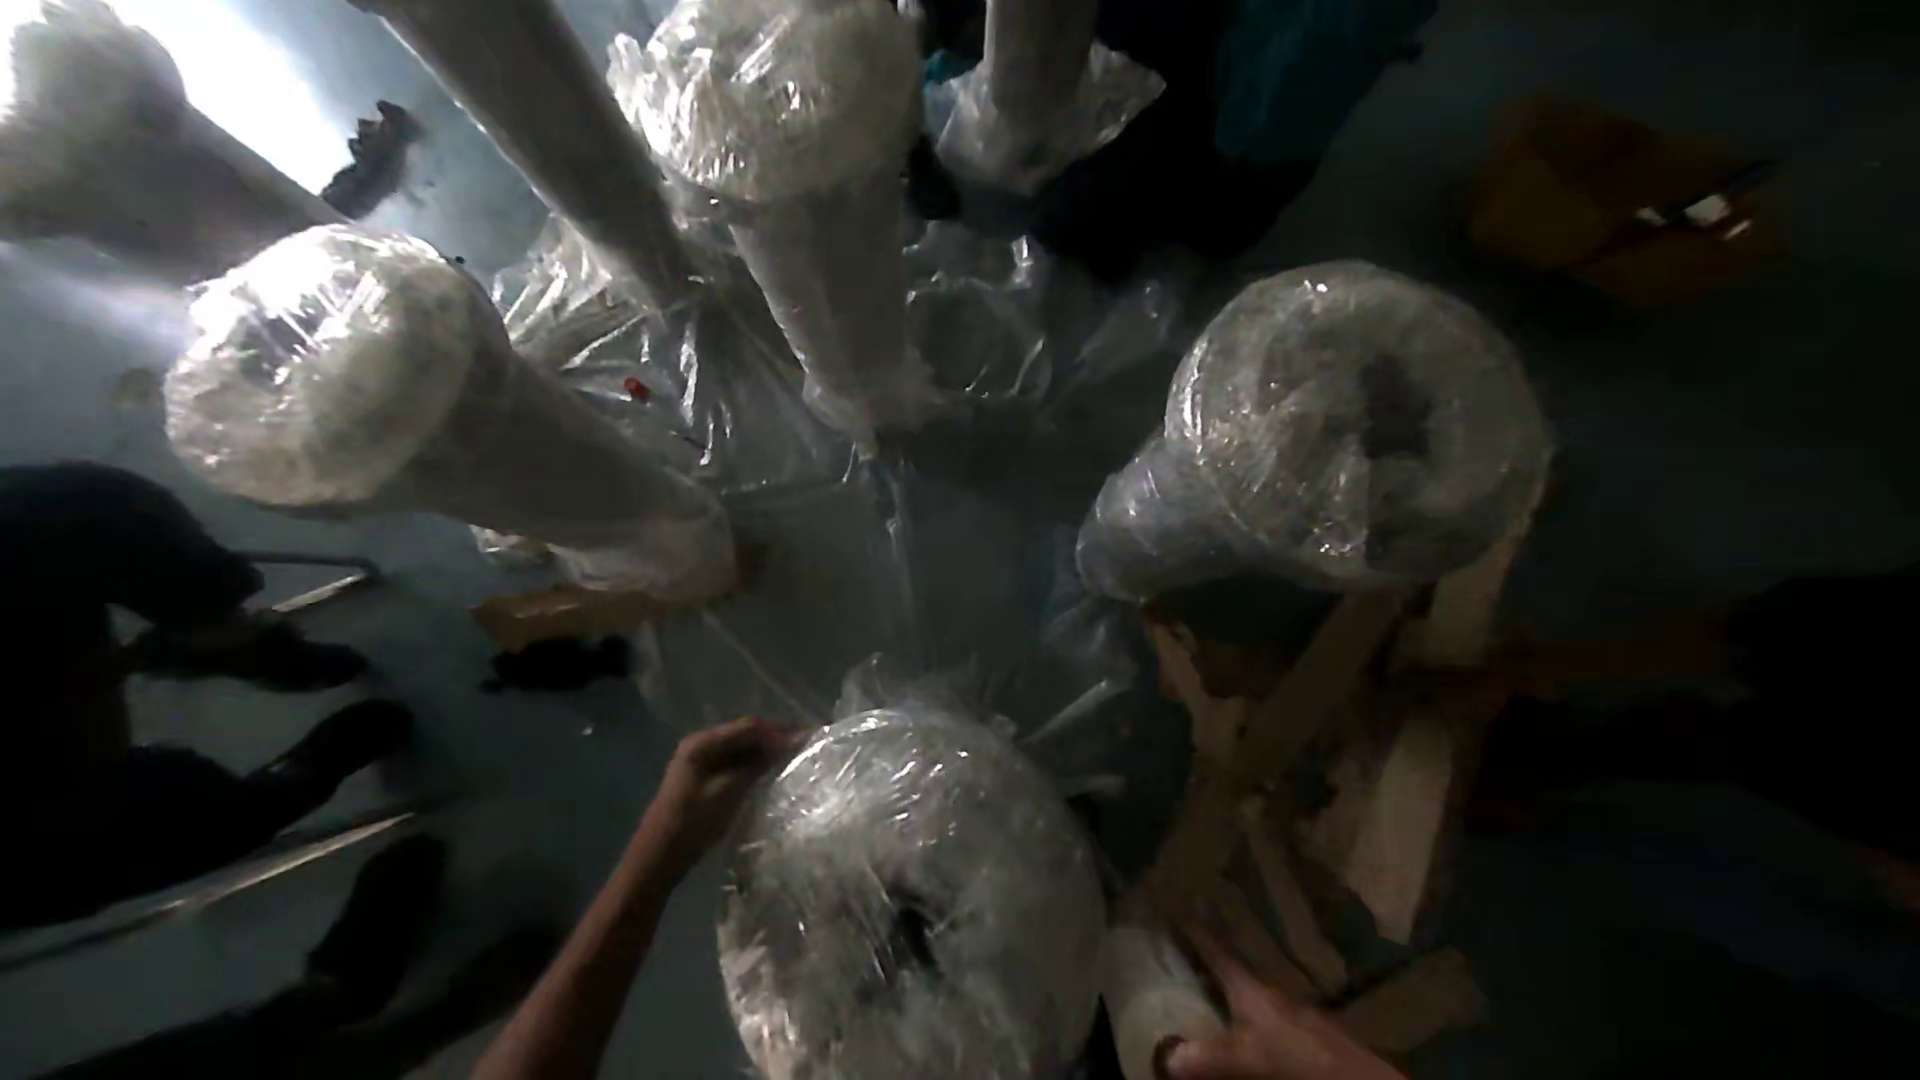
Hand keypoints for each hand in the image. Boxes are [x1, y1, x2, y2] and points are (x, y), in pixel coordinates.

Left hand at [639, 716, 801, 875]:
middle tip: (805, 744)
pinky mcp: (704, 776)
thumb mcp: (728, 791)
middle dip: (775, 737)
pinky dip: (755, 762)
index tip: (807, 737)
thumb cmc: (692, 823)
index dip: (779, 730)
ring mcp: (701, 760)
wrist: (658, 858)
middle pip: (746, 733)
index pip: (749, 727)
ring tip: (795, 755)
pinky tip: (772, 770)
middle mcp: (701, 744)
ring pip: (742, 747)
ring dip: (767, 749)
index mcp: (702, 743)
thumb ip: (757, 764)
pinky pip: (736, 761)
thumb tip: (788, 743)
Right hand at [1164, 925, 1403, 1079]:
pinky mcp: (1307, 1035)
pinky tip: (1245, 1029)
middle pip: (1232, 968)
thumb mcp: (1251, 1060)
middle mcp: (1269, 992)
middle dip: (1208, 960)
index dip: (1194, 932)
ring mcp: (1291, 1013)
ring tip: (1207, 990)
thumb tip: (1167, 1057)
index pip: (1216, 950)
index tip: (1173, 909)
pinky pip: (1265, 1015)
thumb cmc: (1303, 1061)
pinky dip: (1247, 1014)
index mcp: (1251, 988)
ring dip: (1229, 988)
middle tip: (1181, 954)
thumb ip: (1211, 1057)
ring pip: (1250, 992)